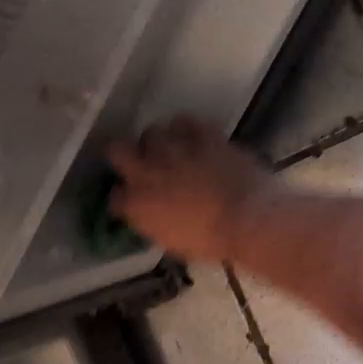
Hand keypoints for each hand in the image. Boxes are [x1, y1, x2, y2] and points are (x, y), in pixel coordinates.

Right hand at [107, 116, 275, 263]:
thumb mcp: (174, 241)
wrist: (248, 220)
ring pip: (153, 131)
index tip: (135, 196)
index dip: (125, 194)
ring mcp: (176, 152)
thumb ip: (157, 222)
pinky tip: (197, 136)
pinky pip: (188, 122)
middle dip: (127, 152)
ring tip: (174, 146)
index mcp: (137, 205)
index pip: (115, 195)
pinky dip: (190, 128)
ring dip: (161, 139)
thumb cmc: (214, 241)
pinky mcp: (205, 139)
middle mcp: (148, 173)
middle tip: (144, 159)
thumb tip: (158, 215)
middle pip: (118, 150)